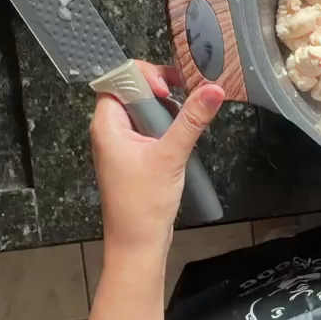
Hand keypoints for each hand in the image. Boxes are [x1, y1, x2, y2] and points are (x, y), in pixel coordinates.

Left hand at [90, 62, 224, 254]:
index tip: (169, 88)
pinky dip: (167, 128)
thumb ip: (192, 120)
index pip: (118, 80)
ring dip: (167, 110)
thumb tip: (213, 90)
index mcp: (107, 124)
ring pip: (144, 111)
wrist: (138, 243)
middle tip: (186, 96)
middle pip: (132, 92)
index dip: (144, 76)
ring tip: (185, 123)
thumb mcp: (170, 156)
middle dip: (161, 90)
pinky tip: (182, 141)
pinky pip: (150, 130)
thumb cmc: (143, 204)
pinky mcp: (135, 157)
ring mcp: (122, 145)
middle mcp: (110, 130)